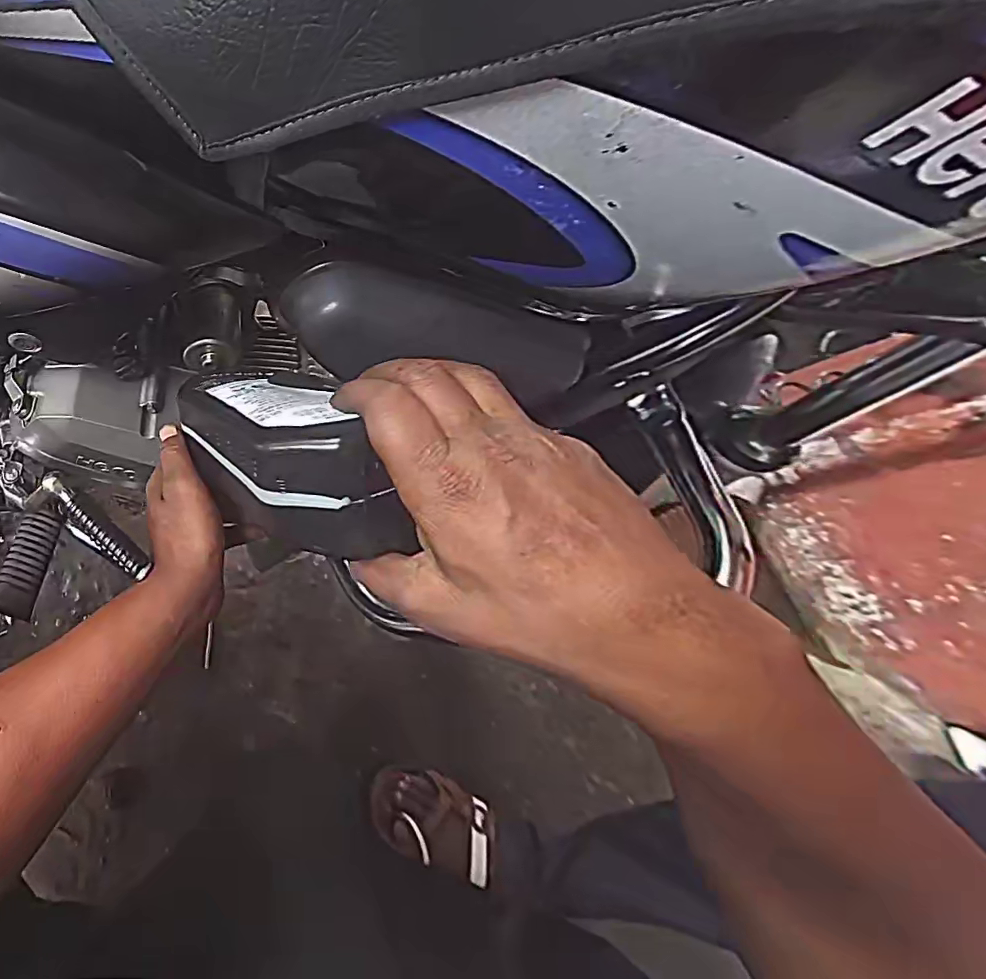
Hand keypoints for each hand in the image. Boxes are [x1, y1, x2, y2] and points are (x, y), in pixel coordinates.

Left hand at [142, 424, 226, 626]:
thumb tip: (169, 432)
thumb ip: (177, 457)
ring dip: (228, 499)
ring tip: (246, 496)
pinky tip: (252, 526)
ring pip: (210, 504)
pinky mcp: (203, 545)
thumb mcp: (183, 486)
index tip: (205, 441)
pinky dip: (239, 525)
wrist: (194, 586)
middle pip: (193, 481)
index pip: (172, 459)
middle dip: (213, 474)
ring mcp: (186, 528)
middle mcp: (171, 509)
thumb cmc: (187, 542)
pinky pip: (224, 528)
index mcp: (162, 490)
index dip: (189, 448)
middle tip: (232, 468)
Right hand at [333, 360, 731, 687]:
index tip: (346, 400)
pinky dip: (471, 393)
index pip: (391, 404)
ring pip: (467, 372)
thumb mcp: (440, 608)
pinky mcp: (563, 442)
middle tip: (367, 388)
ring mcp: (530, 437)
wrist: (640, 614)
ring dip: (426, 370)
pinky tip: (468, 421)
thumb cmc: (551, 613)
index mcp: (446, 486)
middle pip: (425, 373)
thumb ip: (384, 577)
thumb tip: (364, 561)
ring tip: (409, 386)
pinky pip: (508, 399)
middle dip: (383, 372)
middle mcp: (487, 448)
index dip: (358, 391)